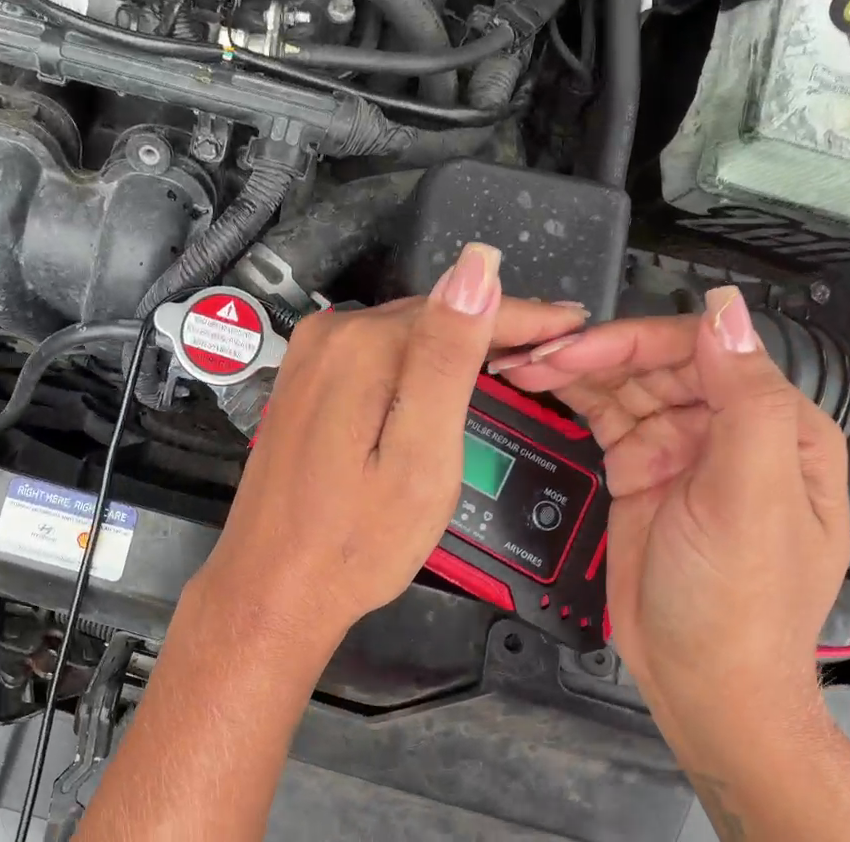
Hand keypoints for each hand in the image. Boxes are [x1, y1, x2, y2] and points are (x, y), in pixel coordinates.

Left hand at [195, 243, 589, 641]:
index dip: (524, 316)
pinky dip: (415, 363)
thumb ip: (446, 356)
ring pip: (401, 334)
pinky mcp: (302, 384)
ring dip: (455, 344)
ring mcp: (308, 359)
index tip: (575, 324)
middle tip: (557, 344)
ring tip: (517, 358)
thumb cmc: (357, 538)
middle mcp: (327, 337)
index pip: (457, 308)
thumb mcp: (420, 453)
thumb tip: (475, 266)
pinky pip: (372, 356)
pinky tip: (443, 378)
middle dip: (492, 327)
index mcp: (360, 346)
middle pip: (428, 317)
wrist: (274, 584)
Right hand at [489, 286, 849, 729]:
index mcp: (774, 425)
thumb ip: (744, 400)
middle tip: (529, 355)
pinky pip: (601, 415)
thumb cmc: (741, 601)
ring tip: (519, 363)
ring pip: (621, 384)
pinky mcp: (638, 467)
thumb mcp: (750, 498)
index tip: (573, 348)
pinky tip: (536, 384)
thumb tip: (726, 310)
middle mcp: (726, 427)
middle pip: (652, 362)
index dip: (633, 341)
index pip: (701, 352)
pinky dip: (568, 397)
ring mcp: (678, 447)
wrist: (702, 679)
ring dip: (571, 370)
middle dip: (590, 353)